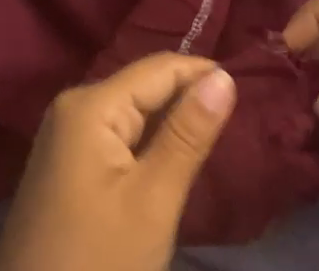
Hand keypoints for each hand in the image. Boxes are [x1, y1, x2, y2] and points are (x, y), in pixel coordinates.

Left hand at [0, 54, 237, 270]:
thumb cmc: (98, 261)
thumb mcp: (152, 201)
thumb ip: (187, 134)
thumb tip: (224, 75)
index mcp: (90, 104)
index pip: (161, 68)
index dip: (207, 75)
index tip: (253, 90)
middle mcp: (73, 106)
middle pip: (145, 86)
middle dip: (190, 97)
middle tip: (242, 117)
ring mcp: (66, 136)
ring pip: (134, 111)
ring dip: (172, 122)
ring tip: (218, 134)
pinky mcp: (67, 164)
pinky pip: (118, 135)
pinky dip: (149, 142)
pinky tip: (176, 157)